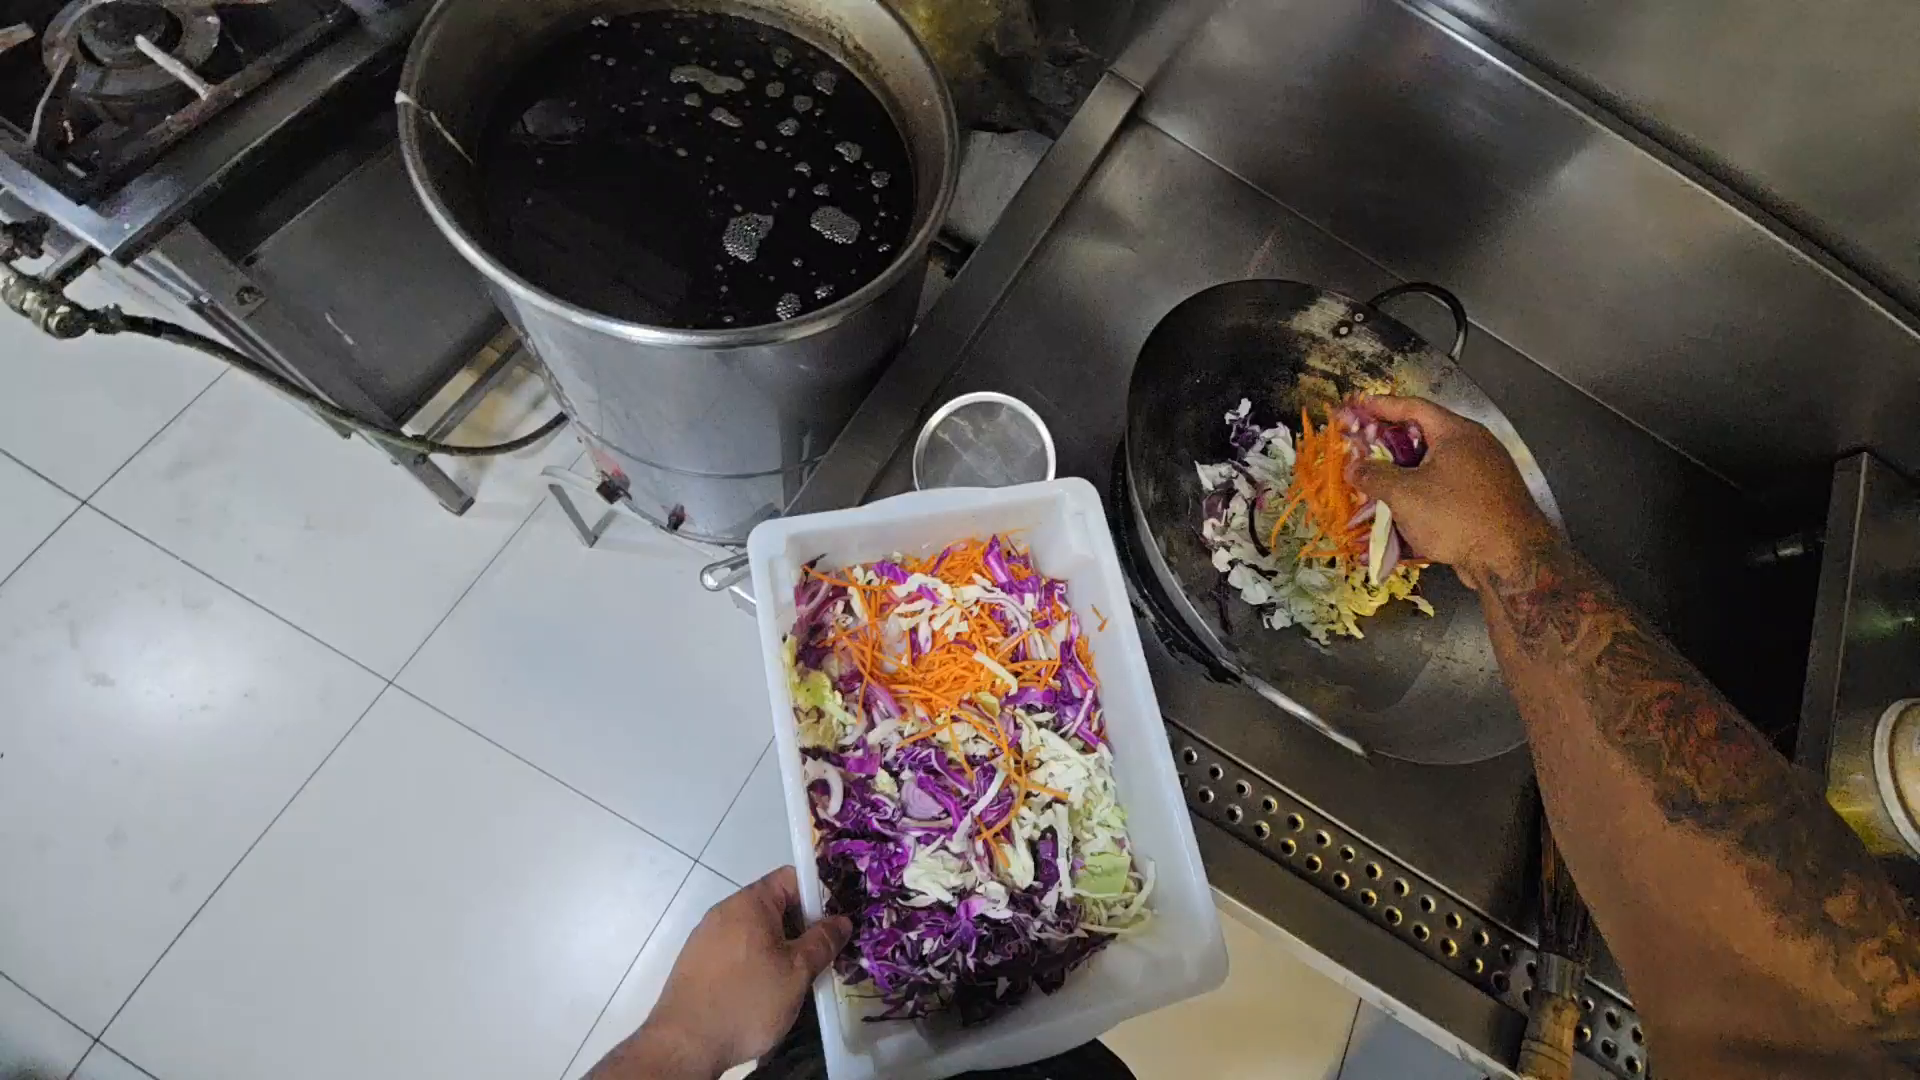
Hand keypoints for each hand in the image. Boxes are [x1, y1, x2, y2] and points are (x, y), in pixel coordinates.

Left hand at [593, 867, 851, 1079]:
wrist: (682, 1047)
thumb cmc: (745, 1000)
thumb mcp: (796, 972)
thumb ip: (822, 941)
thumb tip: (841, 920)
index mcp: (751, 901)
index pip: (792, 877)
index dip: (818, 895)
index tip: (832, 923)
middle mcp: (726, 910)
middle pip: (774, 905)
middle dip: (799, 927)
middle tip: (818, 956)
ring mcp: (707, 936)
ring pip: (755, 931)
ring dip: (778, 948)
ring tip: (792, 979)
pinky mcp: (696, 963)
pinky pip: (736, 950)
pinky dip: (753, 963)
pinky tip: (761, 993)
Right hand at [1346, 396, 1554, 591]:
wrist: (1509, 559)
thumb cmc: (1456, 515)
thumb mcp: (1403, 493)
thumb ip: (1373, 475)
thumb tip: (1354, 467)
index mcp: (1456, 434)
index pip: (1414, 408)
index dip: (1382, 405)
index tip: (1358, 406)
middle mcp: (1472, 448)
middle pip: (1421, 438)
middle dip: (1386, 447)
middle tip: (1359, 451)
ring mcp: (1480, 476)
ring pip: (1429, 469)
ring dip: (1398, 478)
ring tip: (1372, 489)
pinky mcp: (1482, 502)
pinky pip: (1440, 493)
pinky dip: (1416, 500)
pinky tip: (1396, 519)